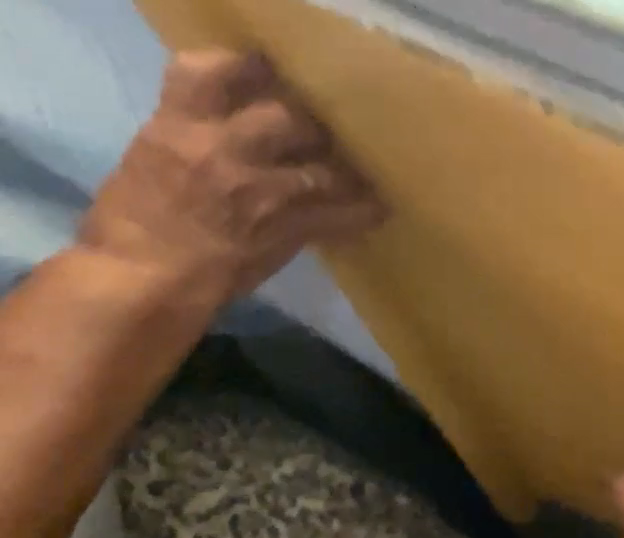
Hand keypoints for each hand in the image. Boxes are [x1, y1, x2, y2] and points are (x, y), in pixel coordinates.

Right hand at [77, 50, 386, 309]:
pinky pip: (344, 216)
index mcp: (178, 126)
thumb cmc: (136, 220)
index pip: (208, 72)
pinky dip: (365, 213)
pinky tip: (378, 211)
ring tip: (359, 173)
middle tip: (326, 135)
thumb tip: (233, 131)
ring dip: (346, 171)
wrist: (149, 274)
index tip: (271, 74)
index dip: (246, 68)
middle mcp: (224, 149)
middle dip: (312, 125)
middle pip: (287, 117)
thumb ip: (193, 137)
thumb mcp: (153, 158)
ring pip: (324, 166)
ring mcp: (263, 189)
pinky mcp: (291, 228)